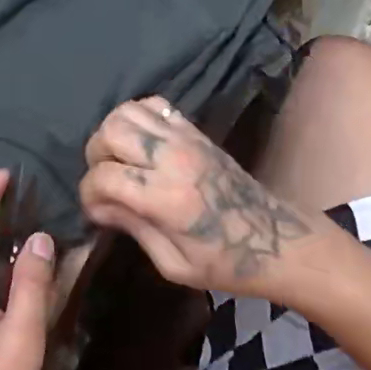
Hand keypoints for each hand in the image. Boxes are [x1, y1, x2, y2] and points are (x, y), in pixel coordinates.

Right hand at [80, 96, 316, 297]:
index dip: (89, 195)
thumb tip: (99, 206)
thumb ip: (132, 228)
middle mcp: (172, 160)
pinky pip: (152, 104)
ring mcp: (184, 140)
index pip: (103, 177)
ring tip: (119, 159)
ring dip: (111, 133)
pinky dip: (137, 117)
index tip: (96, 212)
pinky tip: (141, 142)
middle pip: (109, 133)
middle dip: (95, 157)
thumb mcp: (173, 265)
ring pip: (125, 112)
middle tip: (105, 180)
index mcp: (165, 199)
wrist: (281, 243)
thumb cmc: (226, 263)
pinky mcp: (194, 131)